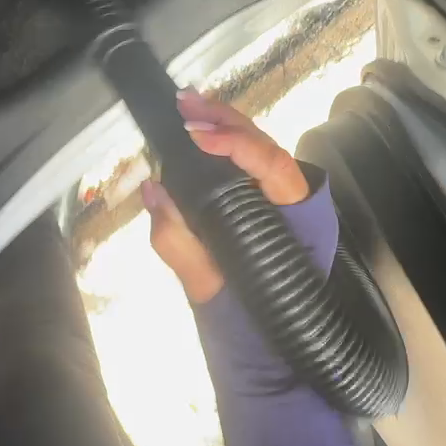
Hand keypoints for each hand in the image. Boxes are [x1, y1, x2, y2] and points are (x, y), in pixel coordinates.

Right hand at [142, 92, 308, 303]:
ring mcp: (275, 193)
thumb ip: (179, 243)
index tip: (196, 135)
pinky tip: (196, 126)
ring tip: (185, 105)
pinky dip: (219, 138)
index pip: (270, 162)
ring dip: (218, 121)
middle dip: (222, 118)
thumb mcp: (209, 286)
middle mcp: (289, 195)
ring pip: (253, 143)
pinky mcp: (259, 195)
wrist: (269, 342)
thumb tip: (152, 190)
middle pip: (261, 141)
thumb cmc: (245, 316)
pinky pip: (242, 157)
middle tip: (183, 103)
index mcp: (293, 213)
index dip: (235, 143)